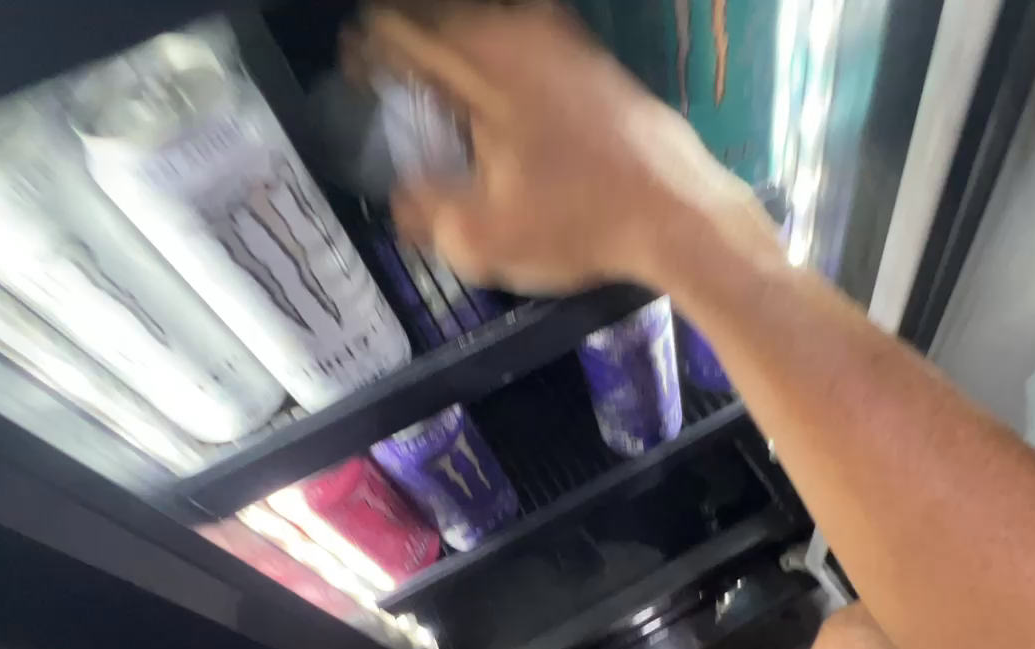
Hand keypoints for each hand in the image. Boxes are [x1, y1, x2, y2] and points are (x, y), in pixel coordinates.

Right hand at [365, 3, 778, 293]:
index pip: (398, 31)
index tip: (357, 80)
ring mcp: (568, 45)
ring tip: (451, 106)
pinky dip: (508, 74)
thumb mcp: (485, 239)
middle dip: (413, 55)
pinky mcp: (600, 68)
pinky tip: (514, 117)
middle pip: (444, 23)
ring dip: (463, 64)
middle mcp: (522, 33)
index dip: (367, 54)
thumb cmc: (579, 225)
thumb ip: (426, 211)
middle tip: (398, 92)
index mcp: (481, 62)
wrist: (677, 215)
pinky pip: (534, 54)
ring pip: (492, 35)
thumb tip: (403, 201)